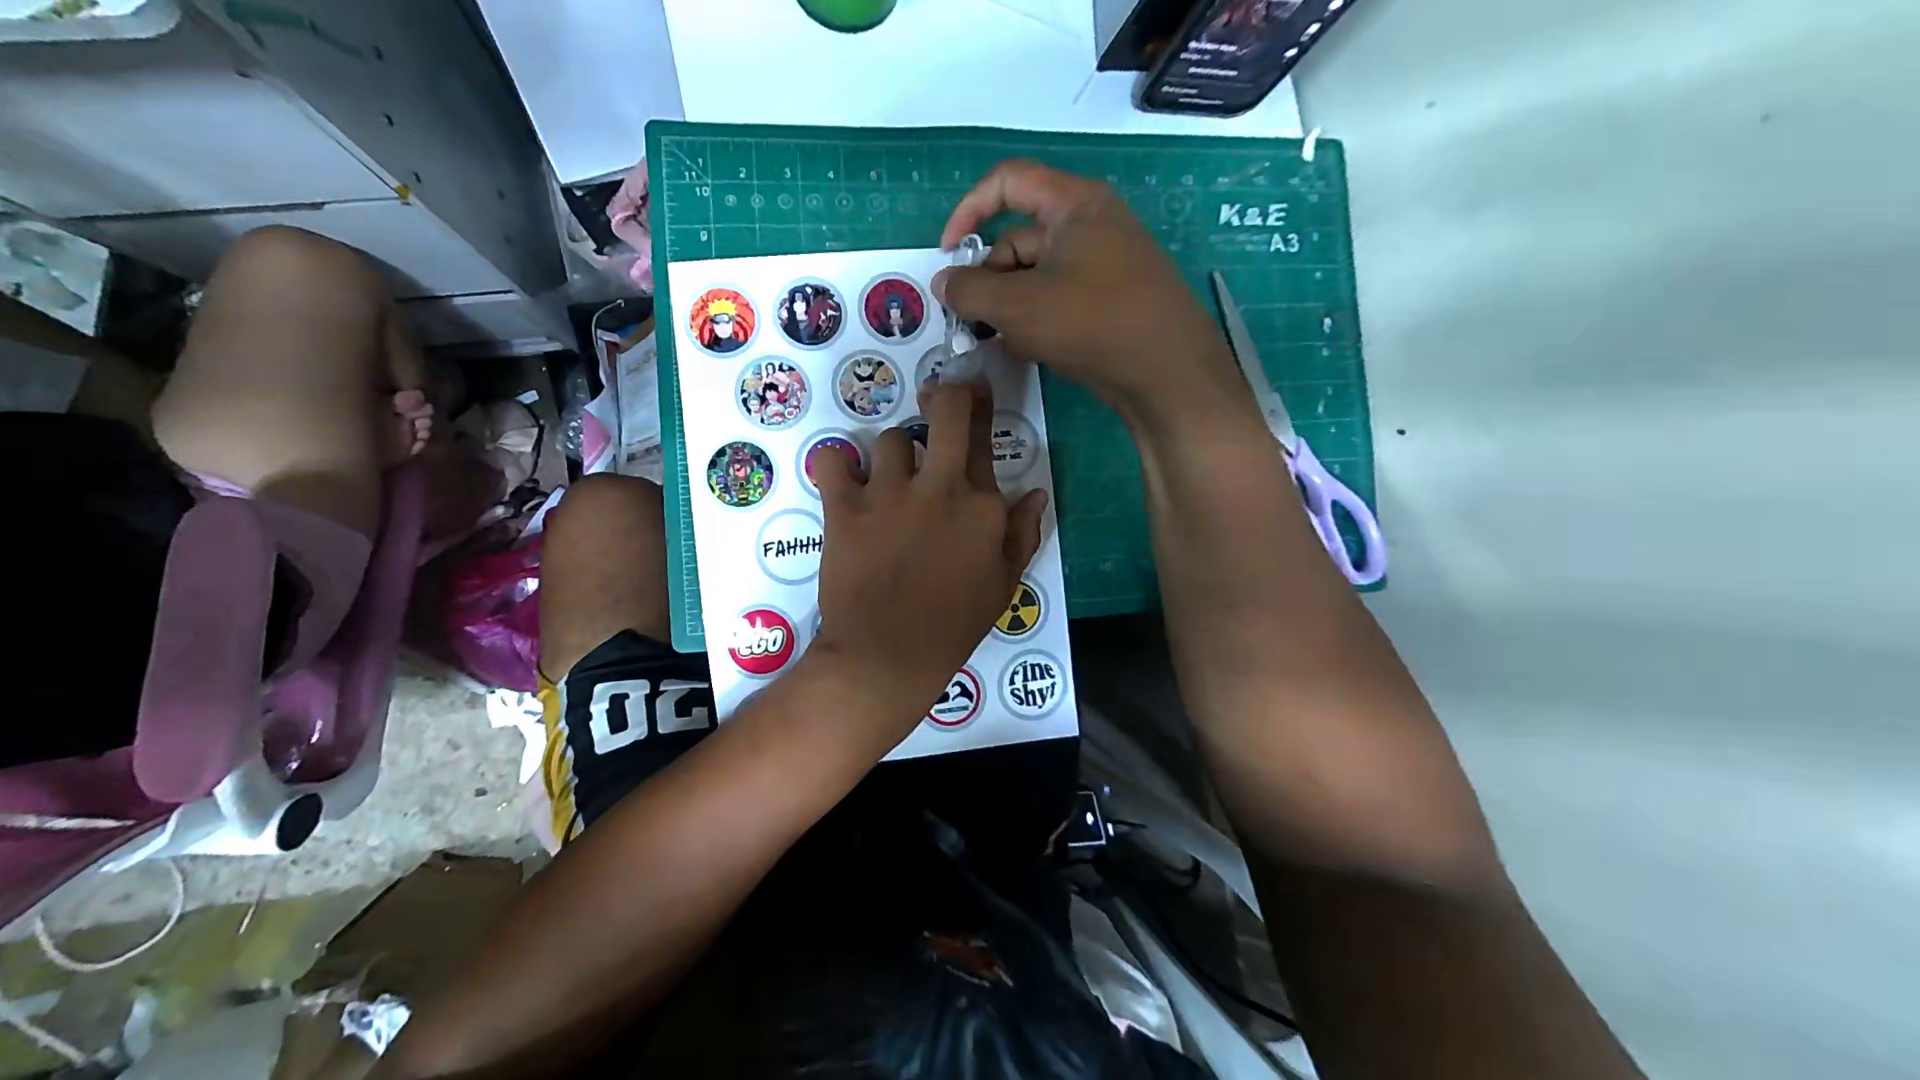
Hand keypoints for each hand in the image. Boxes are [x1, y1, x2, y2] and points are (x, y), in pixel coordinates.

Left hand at [806, 381, 1048, 739]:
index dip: (982, 407)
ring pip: (892, 439)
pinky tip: (842, 477)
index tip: (977, 393)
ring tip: (891, 478)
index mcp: (983, 507)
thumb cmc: (952, 626)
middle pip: (946, 411)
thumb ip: (1022, 534)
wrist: (887, 657)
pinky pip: (832, 462)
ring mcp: (889, 495)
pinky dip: (835, 464)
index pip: (986, 439)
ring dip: (895, 452)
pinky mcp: (845, 510)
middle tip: (941, 397)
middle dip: (948, 394)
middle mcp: (939, 489)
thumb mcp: (1004, 586)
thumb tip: (1034, 492)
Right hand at [934, 160, 1252, 430]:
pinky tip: (1028, 349)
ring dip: (1010, 304)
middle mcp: (1091, 225)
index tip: (948, 253)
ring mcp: (1104, 265)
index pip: (1008, 182)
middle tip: (972, 319)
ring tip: (1001, 340)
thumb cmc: (1094, 322)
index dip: (969, 210)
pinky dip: (1037, 318)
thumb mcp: (1019, 306)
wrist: (1169, 374)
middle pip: (1019, 237)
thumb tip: (943, 283)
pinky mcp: (1110, 301)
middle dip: (990, 276)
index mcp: (1074, 204)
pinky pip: (1059, 299)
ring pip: (1038, 275)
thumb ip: (971, 291)